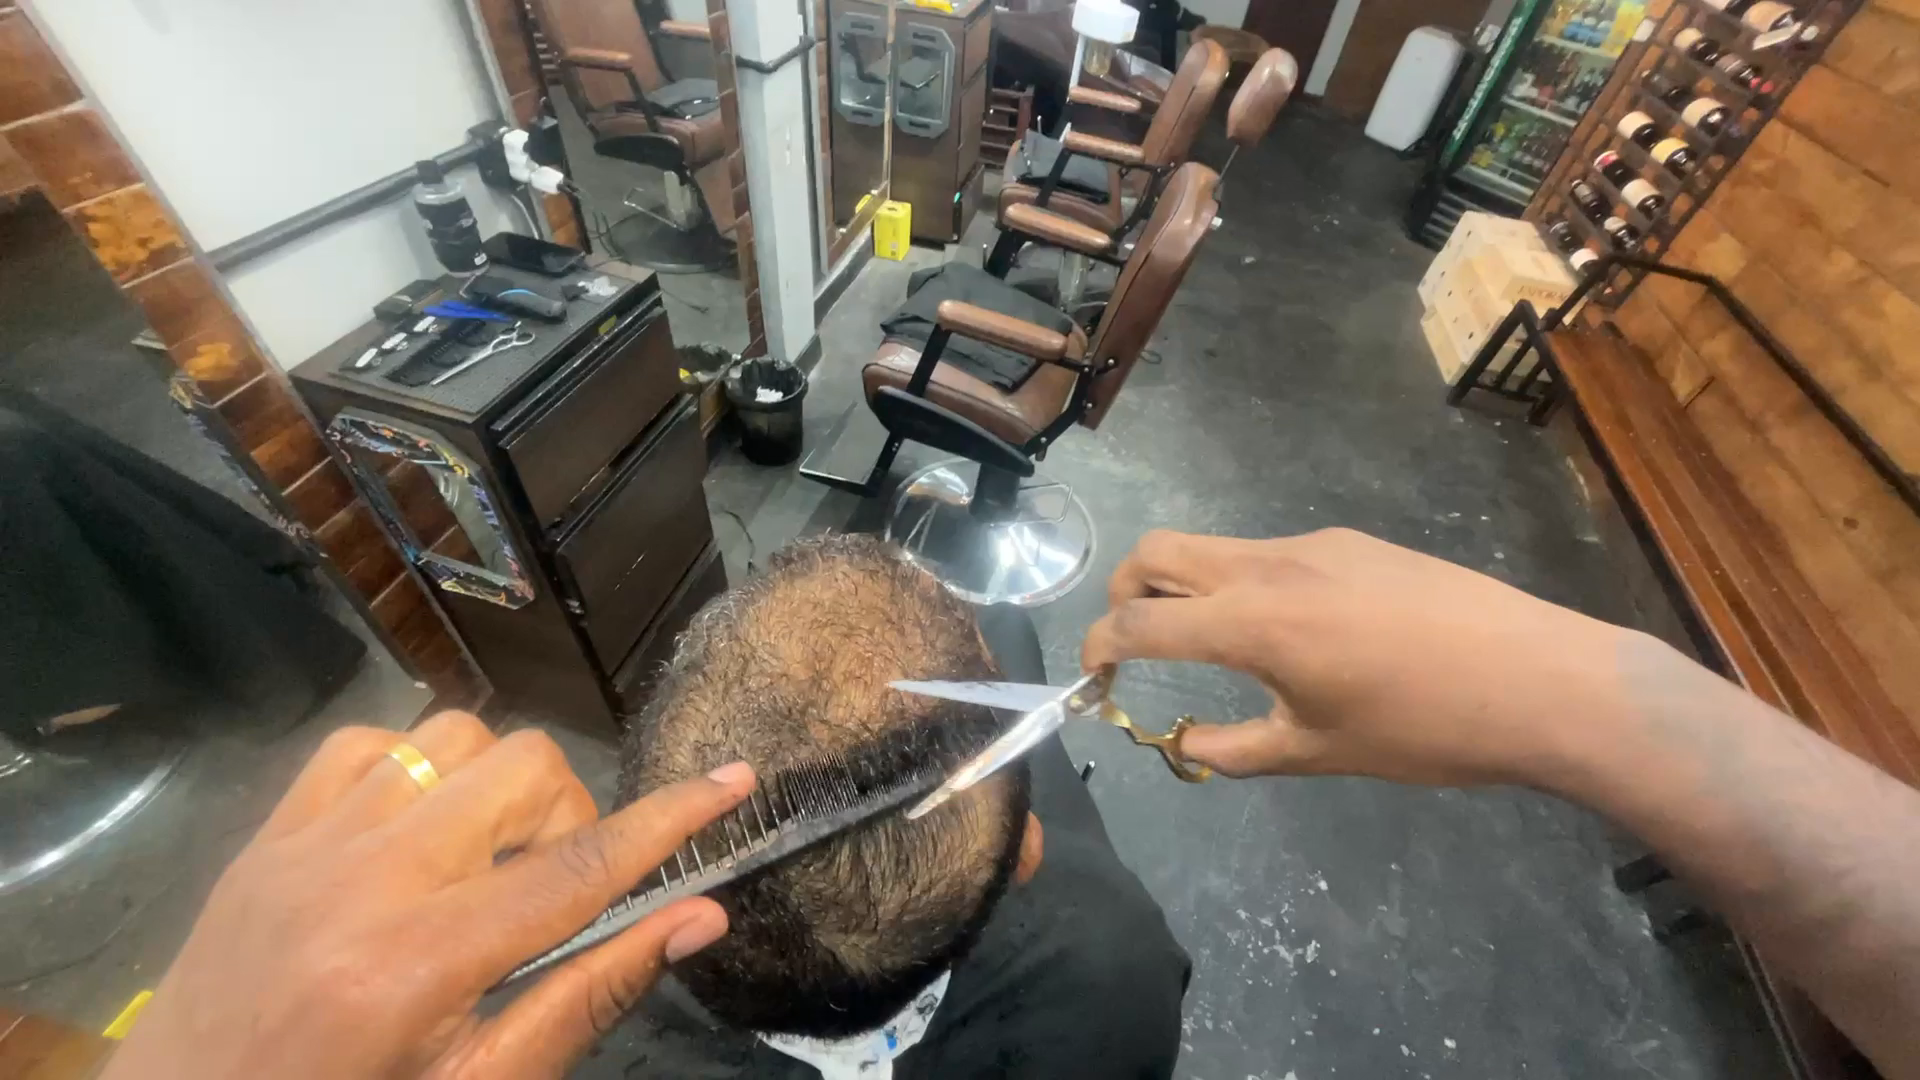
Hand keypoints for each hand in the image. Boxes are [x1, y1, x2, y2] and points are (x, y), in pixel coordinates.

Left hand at [103, 712, 755, 1079]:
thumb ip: (594, 992)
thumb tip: (703, 917)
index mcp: (415, 967)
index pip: (583, 868)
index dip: (673, 819)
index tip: (737, 779)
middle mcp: (361, 882)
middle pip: (527, 767)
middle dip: (565, 818)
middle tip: (540, 890)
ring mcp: (304, 846)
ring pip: (457, 736)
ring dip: (497, 789)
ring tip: (477, 859)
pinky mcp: (266, 834)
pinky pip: (373, 742)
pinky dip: (419, 771)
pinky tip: (412, 830)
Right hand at [1082, 529, 1648, 786]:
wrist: (1547, 680)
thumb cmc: (1423, 729)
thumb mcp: (1316, 751)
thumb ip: (1232, 748)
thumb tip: (1184, 744)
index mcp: (1251, 622)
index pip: (1137, 620)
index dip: (1097, 647)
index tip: (1094, 676)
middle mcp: (1266, 567)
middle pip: (1154, 550)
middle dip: (1123, 593)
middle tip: (1135, 641)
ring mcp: (1308, 545)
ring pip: (1208, 546)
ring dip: (1183, 585)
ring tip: (1215, 641)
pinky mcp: (1345, 541)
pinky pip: (1264, 553)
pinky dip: (1241, 584)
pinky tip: (1294, 629)